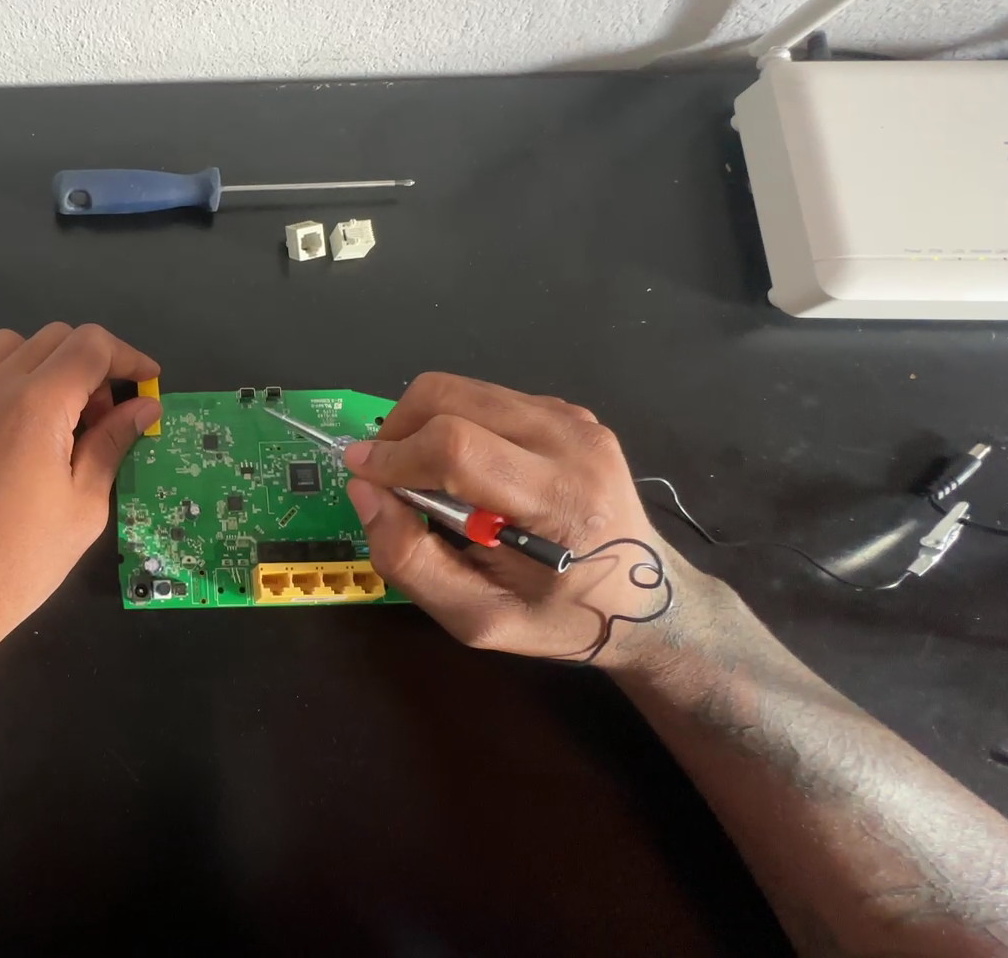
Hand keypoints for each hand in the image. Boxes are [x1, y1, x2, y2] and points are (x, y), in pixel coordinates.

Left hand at [0, 324, 160, 649]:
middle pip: (57, 336)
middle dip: (93, 364)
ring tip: (59, 415)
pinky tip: (17, 420)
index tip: (149, 385)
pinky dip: (8, 373)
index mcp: (37, 405)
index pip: (92, 346)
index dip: (129, 357)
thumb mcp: (85, 504)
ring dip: (48, 363)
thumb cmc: (23, 559)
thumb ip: (113, 442)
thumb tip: (147, 406)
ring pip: (15, 343)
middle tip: (105, 417)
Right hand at [342, 372, 677, 666]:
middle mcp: (571, 444)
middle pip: (449, 397)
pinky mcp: (566, 412)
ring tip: (423, 473)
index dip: (393, 455)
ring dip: (420, 425)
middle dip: (398, 430)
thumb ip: (409, 560)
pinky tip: (463, 468)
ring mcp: (572, 420)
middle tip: (389, 476)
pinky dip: (450, 423)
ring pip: (459, 388)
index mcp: (558, 500)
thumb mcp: (476, 618)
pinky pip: (481, 396)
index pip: (456, 447)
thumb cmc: (560, 617)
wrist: (648, 600)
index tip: (359, 474)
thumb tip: (363, 491)